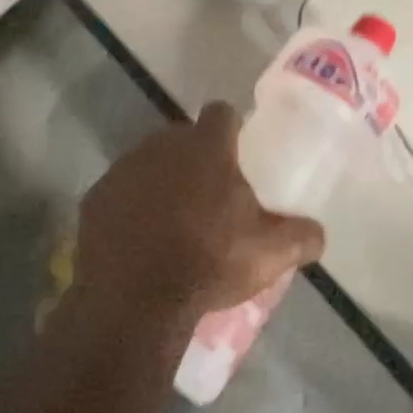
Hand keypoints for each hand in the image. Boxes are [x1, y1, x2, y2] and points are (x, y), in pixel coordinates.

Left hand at [76, 103, 325, 323]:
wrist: (135, 298)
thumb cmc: (209, 263)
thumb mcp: (271, 254)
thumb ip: (303, 236)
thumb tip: (318, 234)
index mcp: (206, 149)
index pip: (221, 113)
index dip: (231, 128)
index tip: (238, 152)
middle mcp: (160, 146)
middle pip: (181, 137)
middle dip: (195, 157)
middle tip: (209, 194)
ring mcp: (122, 170)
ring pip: (147, 162)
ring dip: (160, 181)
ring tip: (172, 219)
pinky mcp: (95, 198)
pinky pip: (119, 192)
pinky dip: (130, 206)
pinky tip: (140, 237)